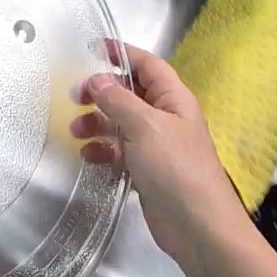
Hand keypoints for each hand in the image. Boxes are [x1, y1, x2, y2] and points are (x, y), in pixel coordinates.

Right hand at [70, 44, 245, 253]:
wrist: (200, 229)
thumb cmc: (177, 168)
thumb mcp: (145, 126)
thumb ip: (118, 99)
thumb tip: (96, 79)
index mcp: (173, 100)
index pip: (147, 65)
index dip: (122, 52)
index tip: (93, 47)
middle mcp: (166, 118)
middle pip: (130, 92)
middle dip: (102, 92)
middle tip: (76, 96)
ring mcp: (157, 145)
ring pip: (121, 122)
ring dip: (97, 123)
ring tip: (76, 130)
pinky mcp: (147, 170)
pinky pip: (119, 150)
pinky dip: (103, 150)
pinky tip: (88, 155)